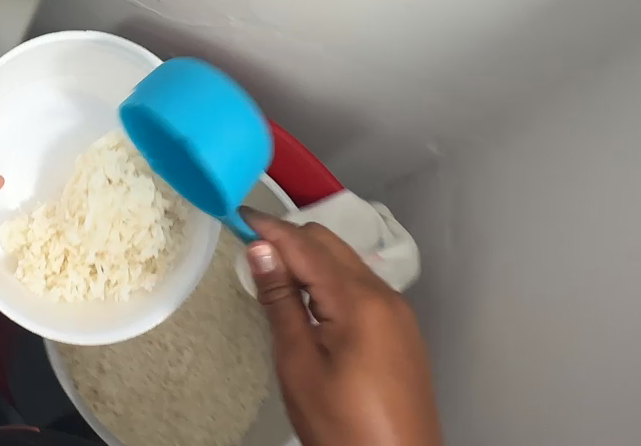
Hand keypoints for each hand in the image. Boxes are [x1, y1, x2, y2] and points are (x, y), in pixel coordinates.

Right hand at [243, 209, 441, 445]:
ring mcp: (398, 312)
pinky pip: (360, 285)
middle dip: (289, 238)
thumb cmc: (342, 427)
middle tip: (252, 250)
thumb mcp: (298, 365)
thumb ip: (280, 301)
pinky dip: (330, 279)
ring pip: (345, 262)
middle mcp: (384, 294)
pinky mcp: (402, 331)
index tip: (238, 215)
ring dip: (310, 258)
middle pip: (329, 244)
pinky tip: (310, 301)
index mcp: (358, 300)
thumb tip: (260, 249)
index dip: (270, 228)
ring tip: (275, 275)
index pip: (305, 245)